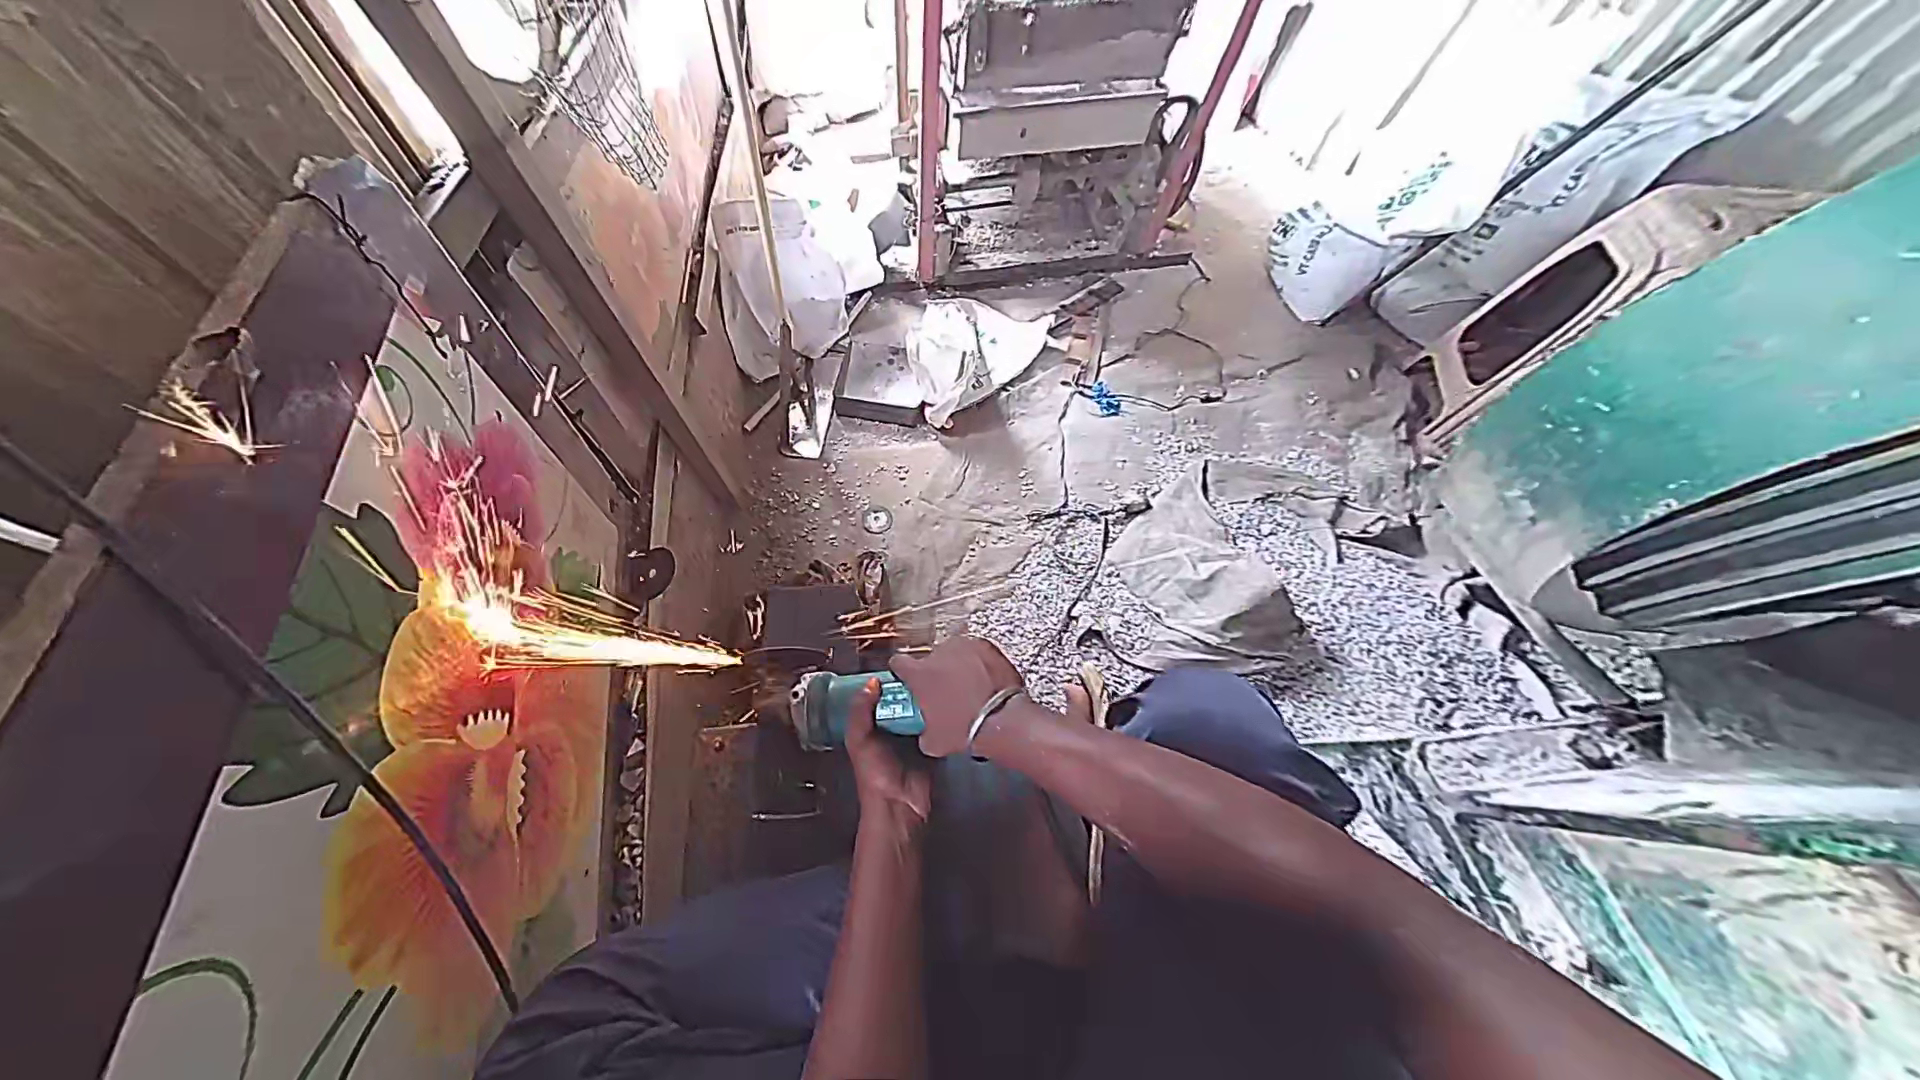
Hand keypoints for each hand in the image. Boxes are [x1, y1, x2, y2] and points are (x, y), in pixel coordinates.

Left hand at [845, 677, 931, 833]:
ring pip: (924, 711)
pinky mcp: (935, 744)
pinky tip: (951, 701)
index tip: (903, 664)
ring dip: (931, 700)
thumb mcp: (859, 741)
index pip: (883, 697)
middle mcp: (896, 728)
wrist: (900, 805)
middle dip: (914, 689)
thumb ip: (860, 712)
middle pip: (906, 702)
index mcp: (875, 725)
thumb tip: (872, 681)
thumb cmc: (875, 774)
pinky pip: (940, 726)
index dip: (891, 683)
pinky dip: (944, 716)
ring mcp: (916, 736)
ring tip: (941, 680)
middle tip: (927, 668)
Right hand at [888, 637, 1023, 757]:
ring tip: (968, 686)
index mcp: (919, 673)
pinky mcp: (987, 646)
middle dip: (935, 672)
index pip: (899, 662)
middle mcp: (939, 653)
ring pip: (954, 653)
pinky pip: (976, 652)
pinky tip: (984, 681)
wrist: (1002, 720)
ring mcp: (964, 646)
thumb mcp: (933, 742)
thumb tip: (925, 732)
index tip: (907, 678)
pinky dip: (978, 663)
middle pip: (930, 658)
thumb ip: (922, 729)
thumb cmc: (966, 729)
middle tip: (946, 691)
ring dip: (957, 665)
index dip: (902, 671)